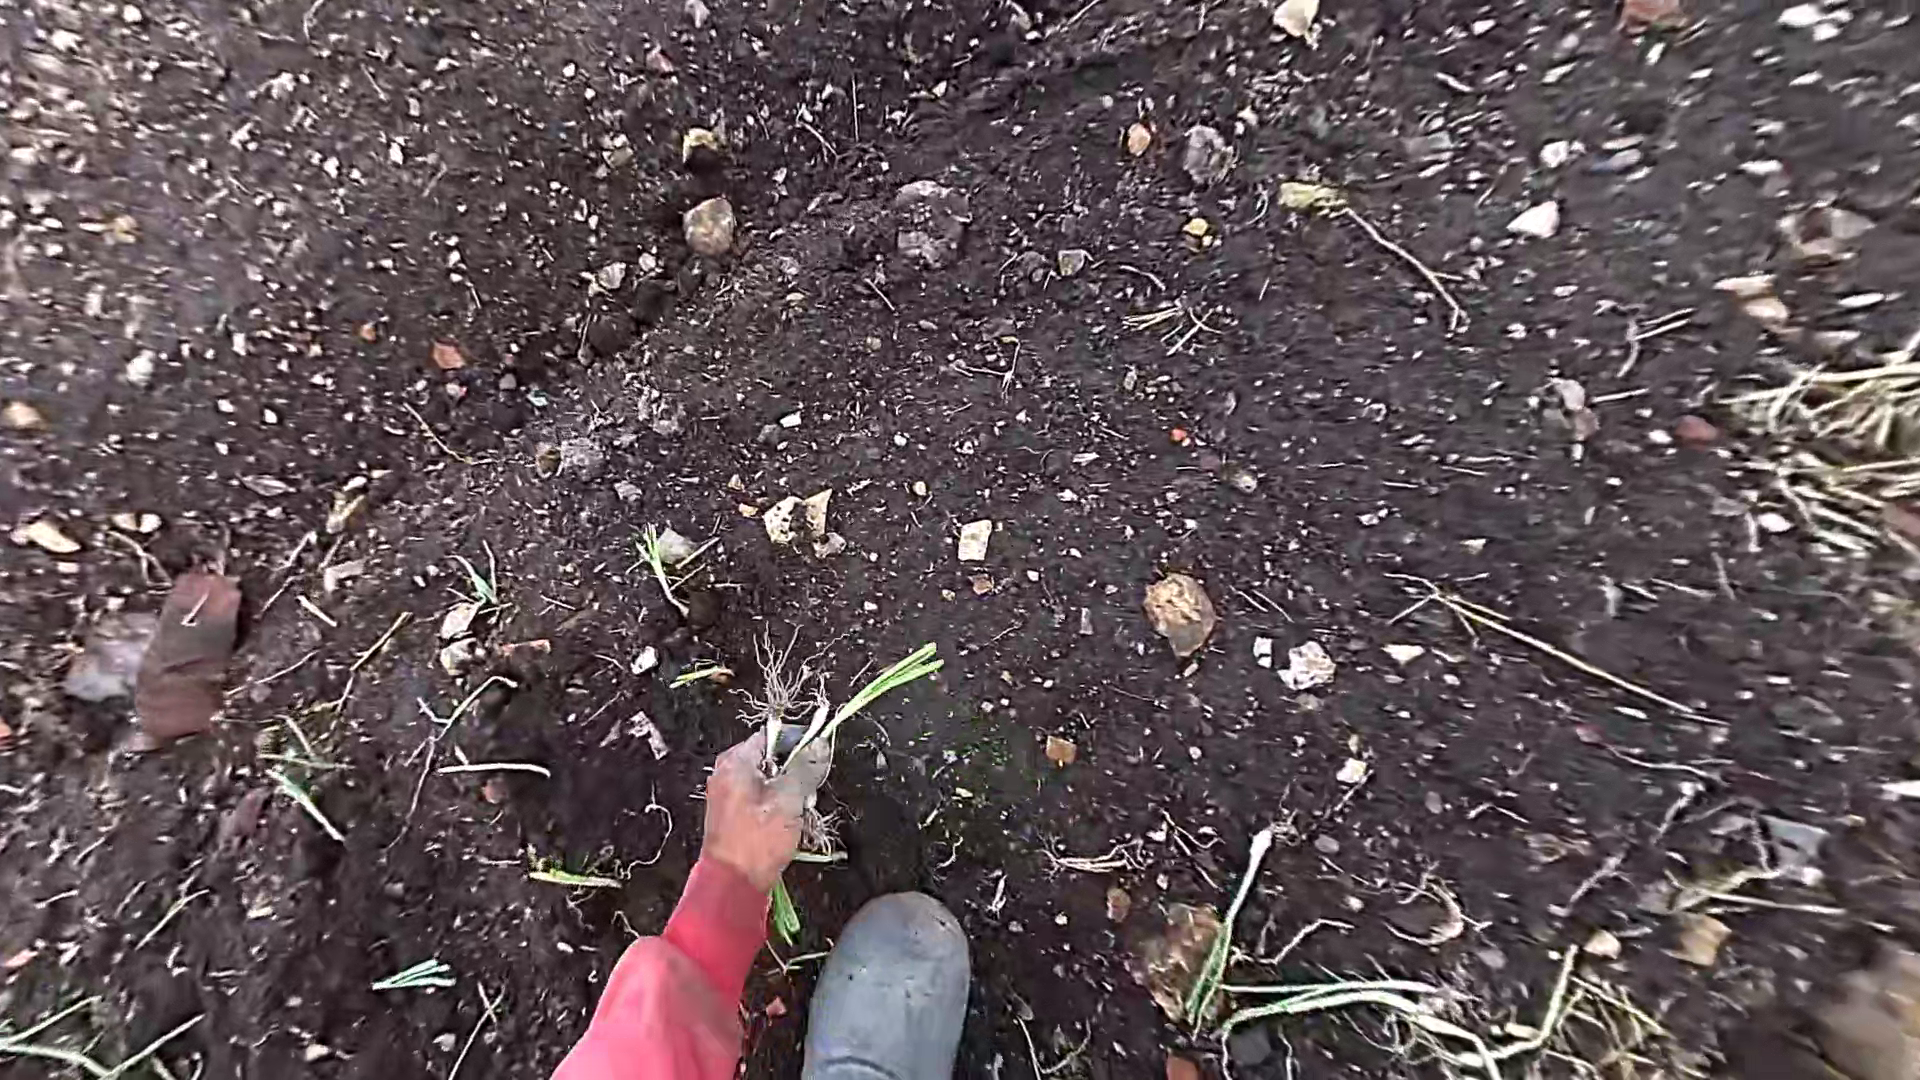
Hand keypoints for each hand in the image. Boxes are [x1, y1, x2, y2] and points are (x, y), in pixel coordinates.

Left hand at [699, 730, 831, 891]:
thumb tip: (819, 743)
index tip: (818, 755)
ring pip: (769, 778)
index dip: (799, 741)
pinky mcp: (731, 814)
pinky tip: (789, 821)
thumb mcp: (790, 797)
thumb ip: (806, 765)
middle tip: (809, 789)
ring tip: (800, 809)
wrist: (732, 888)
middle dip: (795, 770)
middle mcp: (726, 771)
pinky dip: (777, 803)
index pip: (774, 734)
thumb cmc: (759, 838)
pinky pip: (761, 796)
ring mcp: (727, 794)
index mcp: (736, 760)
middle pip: (772, 757)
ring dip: (790, 790)